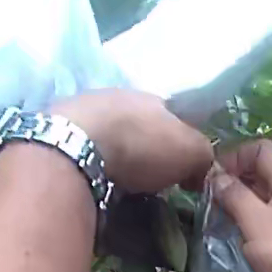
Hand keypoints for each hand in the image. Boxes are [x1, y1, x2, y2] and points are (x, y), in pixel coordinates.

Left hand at [52, 91, 213, 194]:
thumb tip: (203, 167)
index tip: (185, 171)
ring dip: (123, 150)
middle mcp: (124, 95)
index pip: (180, 119)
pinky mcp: (65, 125)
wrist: (80, 144)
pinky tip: (100, 171)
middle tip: (155, 175)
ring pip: (116, 130)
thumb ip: (205, 156)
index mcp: (158, 98)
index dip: (185, 144)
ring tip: (125, 176)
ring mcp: (90, 106)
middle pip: (145, 123)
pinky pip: (91, 141)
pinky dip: (98, 155)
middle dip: (152, 146)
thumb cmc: (144, 146)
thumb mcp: (192, 152)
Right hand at [207, 140, 271, 271]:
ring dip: (239, 204)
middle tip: (209, 199)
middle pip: (261, 173)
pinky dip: (250, 223)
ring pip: (263, 199)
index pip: (261, 149)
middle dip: (234, 181)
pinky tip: (236, 236)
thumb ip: (235, 195)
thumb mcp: (256, 222)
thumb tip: (216, 176)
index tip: (211, 178)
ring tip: (218, 218)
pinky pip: (268, 221)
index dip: (234, 156)